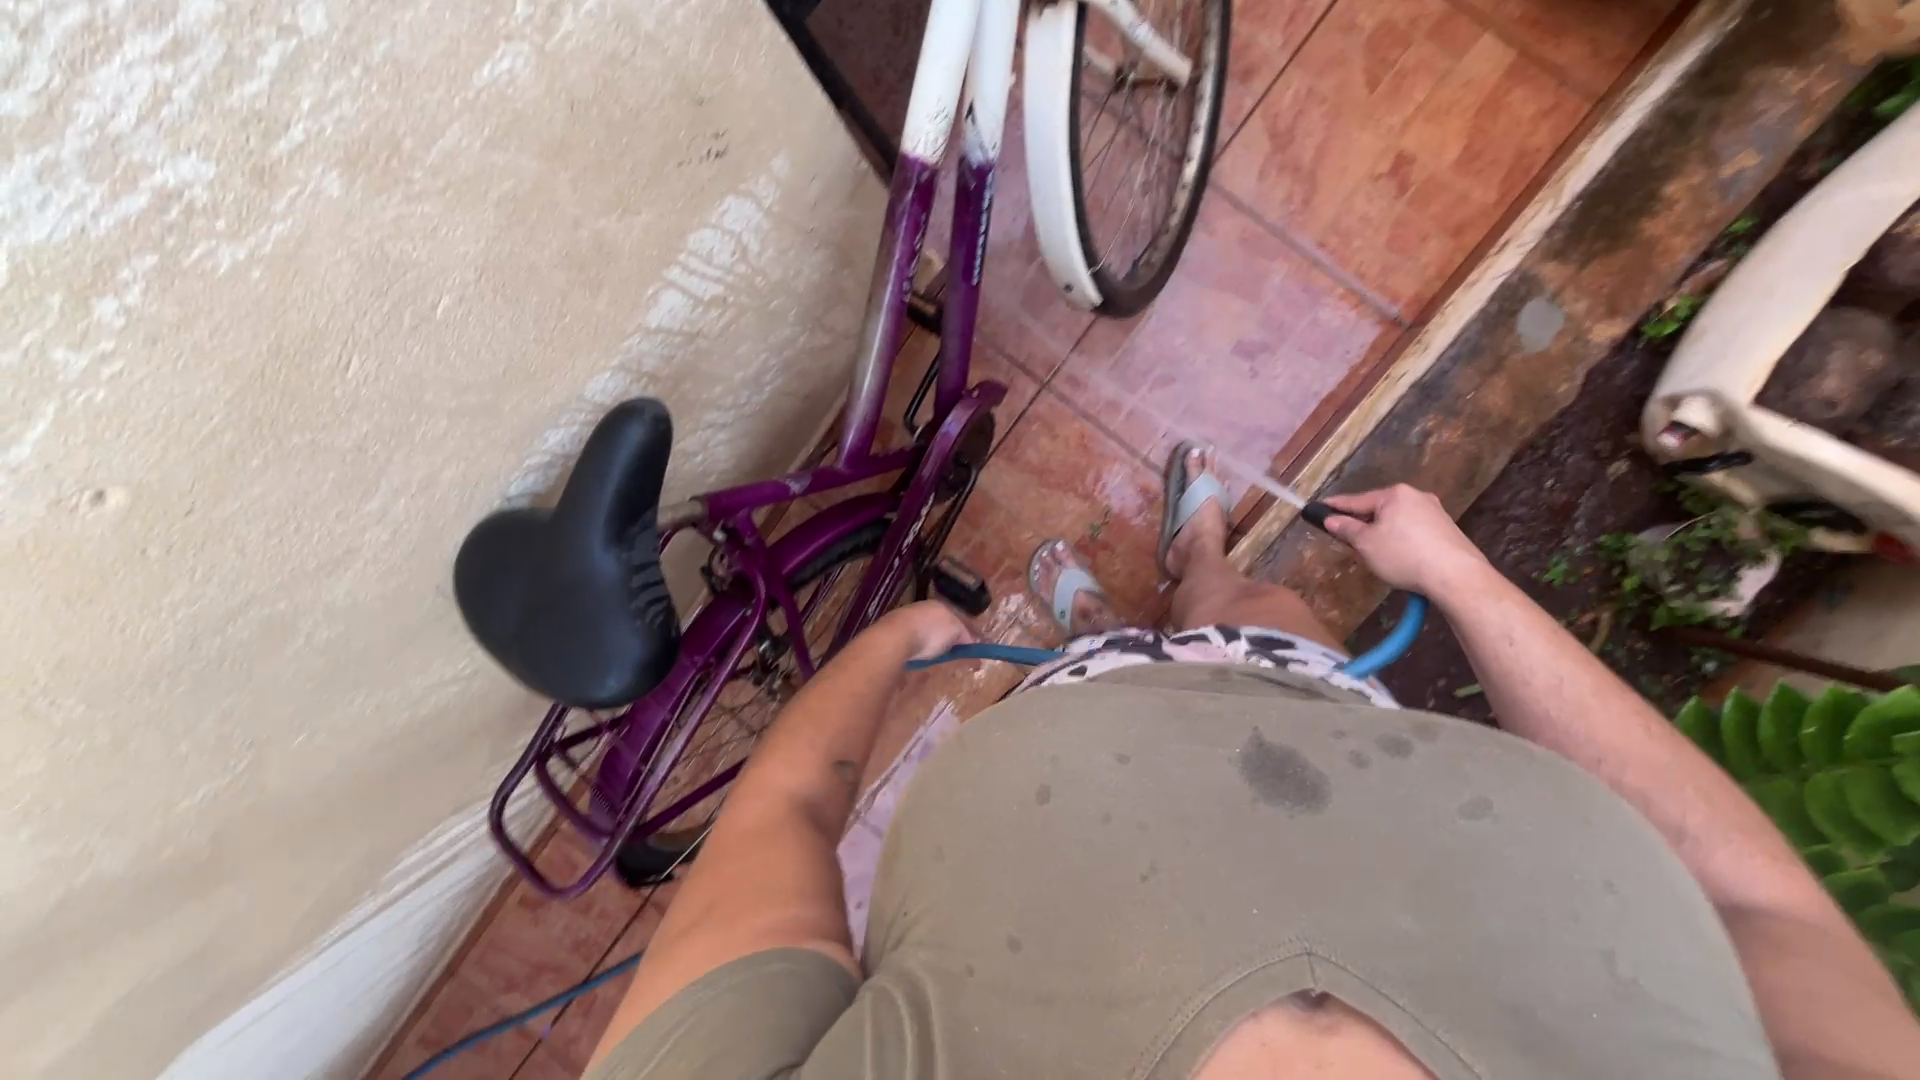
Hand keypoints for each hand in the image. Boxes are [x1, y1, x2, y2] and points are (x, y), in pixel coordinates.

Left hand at [871, 600, 976, 661]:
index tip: (975, 649)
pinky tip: (919, 654)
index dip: (969, 635)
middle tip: (957, 654)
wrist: (894, 637)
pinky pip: (913, 639)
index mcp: (940, 606)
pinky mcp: (894, 631)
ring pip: (926, 630)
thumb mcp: (955, 633)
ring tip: (938, 657)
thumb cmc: (930, 633)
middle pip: (942, 624)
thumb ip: (967, 637)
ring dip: (933, 641)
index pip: (959, 620)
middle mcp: (924, 608)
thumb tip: (977, 643)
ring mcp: (907, 618)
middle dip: (950, 637)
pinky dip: (919, 646)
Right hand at [1318, 485, 1491, 599]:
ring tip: (1372, 551)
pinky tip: (1398, 556)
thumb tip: (1330, 520)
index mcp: (1394, 494)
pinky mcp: (1447, 529)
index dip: (1335, 506)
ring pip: (1396, 520)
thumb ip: (1346, 529)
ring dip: (1382, 532)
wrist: (1456, 575)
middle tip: (1346, 536)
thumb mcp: (1366, 544)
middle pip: (1379, 509)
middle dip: (1362, 522)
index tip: (1318, 507)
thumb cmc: (1403, 555)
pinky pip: (1413, 530)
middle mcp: (1416, 496)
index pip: (1356, 500)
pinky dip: (1400, 539)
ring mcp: (1435, 512)